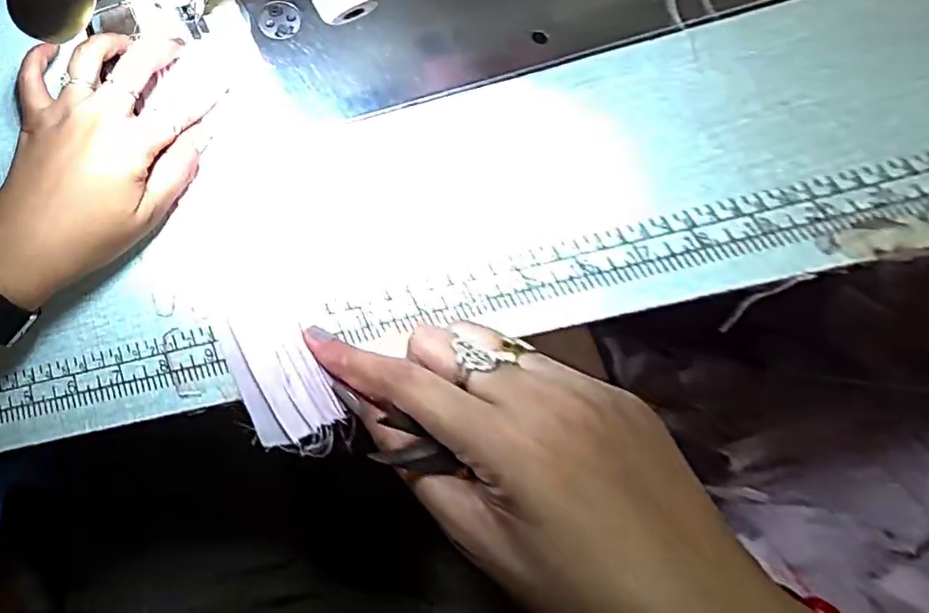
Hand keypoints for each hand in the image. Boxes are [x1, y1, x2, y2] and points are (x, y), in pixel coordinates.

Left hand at [0, 34, 224, 308]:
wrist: (22, 250)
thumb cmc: (84, 239)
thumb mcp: (145, 216)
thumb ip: (177, 172)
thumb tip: (201, 139)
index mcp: (130, 143)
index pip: (179, 107)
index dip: (205, 92)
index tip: (220, 81)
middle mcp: (98, 115)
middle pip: (137, 63)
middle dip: (164, 48)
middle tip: (176, 48)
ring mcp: (63, 111)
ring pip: (86, 55)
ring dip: (111, 41)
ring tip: (125, 44)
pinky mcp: (35, 116)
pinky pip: (31, 75)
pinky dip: (39, 56)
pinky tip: (51, 48)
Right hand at [306, 323, 806, 612]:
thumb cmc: (582, 592)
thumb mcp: (485, 544)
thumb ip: (418, 469)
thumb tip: (373, 411)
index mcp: (510, 443)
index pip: (409, 385)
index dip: (355, 362)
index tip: (315, 339)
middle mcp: (545, 396)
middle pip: (442, 341)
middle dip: (418, 370)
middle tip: (433, 422)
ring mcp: (584, 385)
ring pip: (485, 340)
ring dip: (463, 369)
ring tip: (483, 421)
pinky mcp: (613, 388)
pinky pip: (534, 357)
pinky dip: (510, 380)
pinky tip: (536, 428)